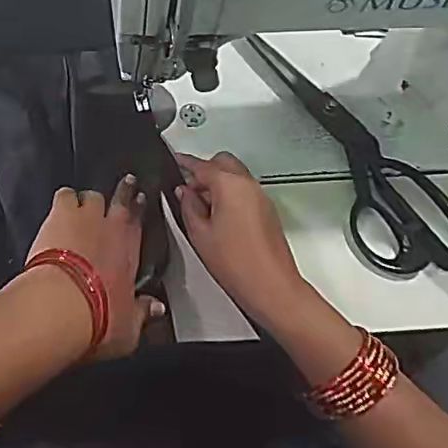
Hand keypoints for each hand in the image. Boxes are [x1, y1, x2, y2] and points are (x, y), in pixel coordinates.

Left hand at [26, 177, 164, 359]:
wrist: (63, 303)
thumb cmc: (96, 318)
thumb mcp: (127, 328)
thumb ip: (141, 314)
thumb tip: (154, 309)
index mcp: (130, 254)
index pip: (139, 225)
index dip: (140, 211)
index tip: (141, 202)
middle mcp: (112, 229)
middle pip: (122, 200)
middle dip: (125, 191)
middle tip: (127, 183)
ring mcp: (86, 217)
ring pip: (93, 194)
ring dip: (89, 199)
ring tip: (84, 201)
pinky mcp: (60, 213)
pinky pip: (65, 195)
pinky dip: (64, 199)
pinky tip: (60, 204)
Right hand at [175, 152, 317, 329]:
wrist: (271, 287)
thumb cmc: (240, 264)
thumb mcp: (198, 233)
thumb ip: (188, 205)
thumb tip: (184, 193)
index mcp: (230, 185)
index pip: (202, 164)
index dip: (184, 162)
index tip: (176, 160)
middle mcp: (249, 186)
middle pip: (222, 163)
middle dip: (204, 170)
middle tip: (187, 187)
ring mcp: (261, 198)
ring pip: (235, 176)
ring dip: (218, 183)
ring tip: (201, 207)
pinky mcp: (268, 211)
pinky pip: (245, 191)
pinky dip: (231, 195)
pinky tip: (218, 217)